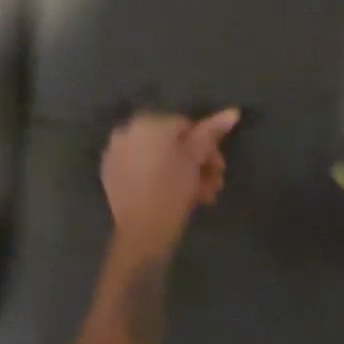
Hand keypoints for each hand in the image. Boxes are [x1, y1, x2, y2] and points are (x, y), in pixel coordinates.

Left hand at [99, 109, 240, 250]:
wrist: (141, 232)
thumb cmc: (172, 191)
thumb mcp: (196, 159)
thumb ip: (211, 132)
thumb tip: (233, 111)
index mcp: (148, 122)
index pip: (187, 127)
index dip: (207, 149)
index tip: (218, 171)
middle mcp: (127, 130)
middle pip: (171, 142)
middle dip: (196, 163)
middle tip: (212, 186)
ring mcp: (115, 152)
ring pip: (157, 156)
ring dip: (181, 173)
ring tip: (199, 196)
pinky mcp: (110, 173)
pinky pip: (139, 167)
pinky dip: (156, 176)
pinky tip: (172, 196)